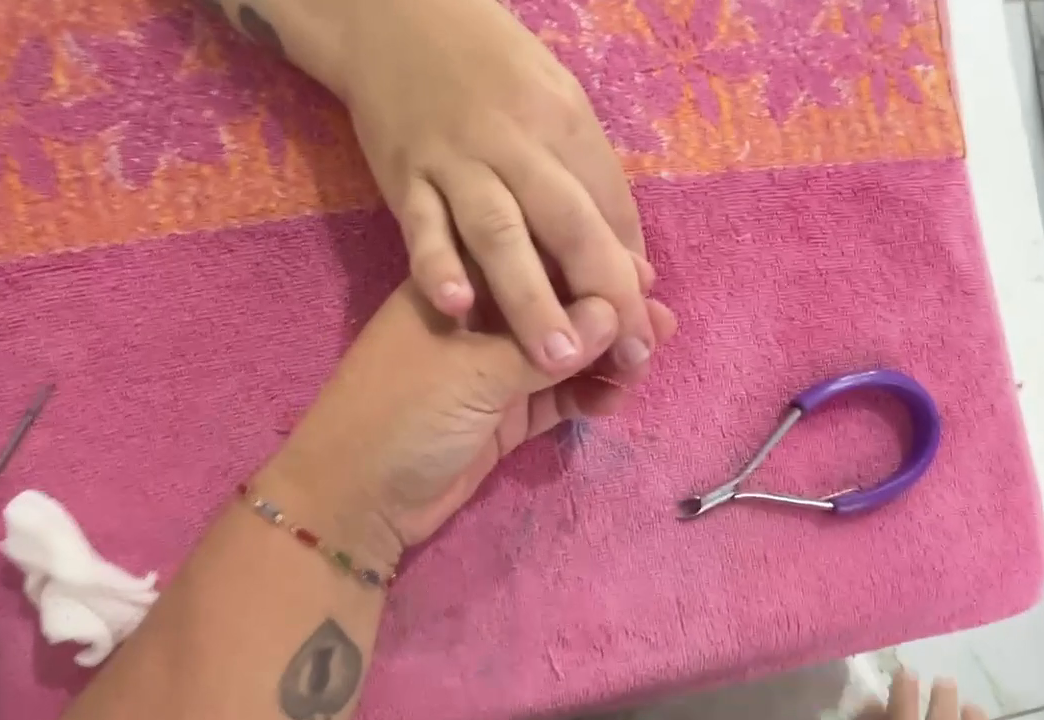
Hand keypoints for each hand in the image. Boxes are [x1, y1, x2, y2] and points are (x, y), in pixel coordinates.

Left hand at [261, 284, 675, 566]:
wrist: (357, 499)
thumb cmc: (401, 415)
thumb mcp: (472, 372)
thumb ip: (544, 344)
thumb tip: (614, 314)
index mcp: (460, 287)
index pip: (537, 263)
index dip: (590, 272)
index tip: (643, 283)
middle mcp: (480, 321)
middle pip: (556, 309)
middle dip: (608, 318)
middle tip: (658, 329)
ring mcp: (492, 371)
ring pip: (562, 355)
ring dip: (604, 360)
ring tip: (645, 366)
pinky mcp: (503, 416)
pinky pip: (555, 398)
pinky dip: (585, 396)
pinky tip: (614, 398)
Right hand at [331, 0, 654, 376]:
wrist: (396, 16)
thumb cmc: (493, 77)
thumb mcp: (558, 111)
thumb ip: (595, 189)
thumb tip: (635, 269)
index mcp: (565, 126)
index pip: (610, 212)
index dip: (632, 280)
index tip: (646, 338)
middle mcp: (517, 144)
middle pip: (569, 224)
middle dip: (603, 294)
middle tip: (626, 360)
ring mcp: (458, 163)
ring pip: (500, 233)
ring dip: (531, 297)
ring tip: (556, 357)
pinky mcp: (406, 178)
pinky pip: (422, 228)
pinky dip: (437, 267)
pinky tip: (457, 308)